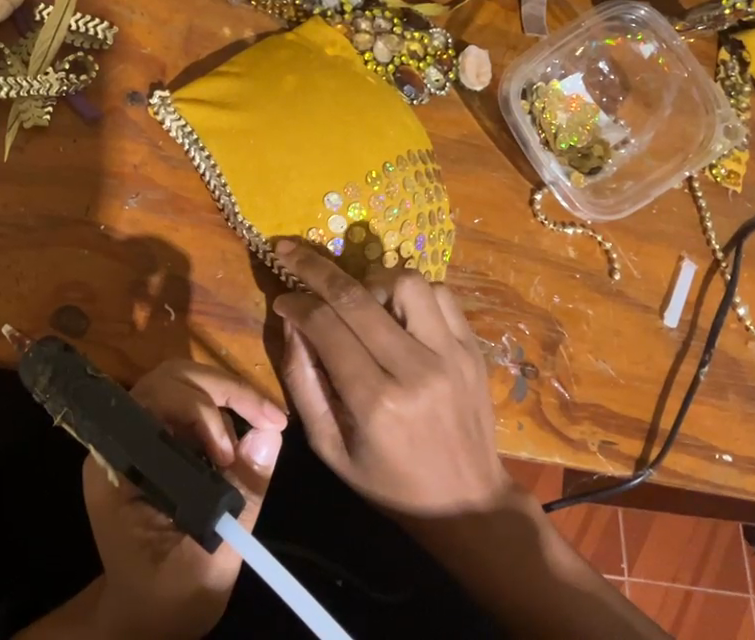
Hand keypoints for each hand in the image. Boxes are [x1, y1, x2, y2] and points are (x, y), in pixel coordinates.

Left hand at [81, 360, 287, 639]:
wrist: (145, 618)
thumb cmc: (168, 595)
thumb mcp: (212, 555)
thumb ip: (241, 494)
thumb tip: (269, 434)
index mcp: (116, 464)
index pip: (153, 401)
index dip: (200, 411)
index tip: (233, 453)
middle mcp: (120, 440)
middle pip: (171, 381)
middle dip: (224, 392)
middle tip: (272, 419)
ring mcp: (138, 439)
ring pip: (184, 387)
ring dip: (228, 403)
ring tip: (257, 442)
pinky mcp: (156, 444)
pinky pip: (191, 409)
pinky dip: (224, 416)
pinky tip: (244, 447)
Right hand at [272, 239, 509, 519]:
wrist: (467, 503)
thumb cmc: (387, 482)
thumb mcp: (328, 447)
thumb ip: (303, 381)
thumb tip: (290, 321)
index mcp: (375, 401)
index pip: (325, 325)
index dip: (296, 303)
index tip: (282, 299)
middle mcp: (415, 370)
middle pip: (356, 295)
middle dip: (314, 267)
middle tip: (290, 253)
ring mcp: (450, 354)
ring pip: (404, 281)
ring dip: (371, 279)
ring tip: (357, 296)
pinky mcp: (472, 348)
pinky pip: (439, 293)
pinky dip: (409, 290)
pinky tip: (394, 309)